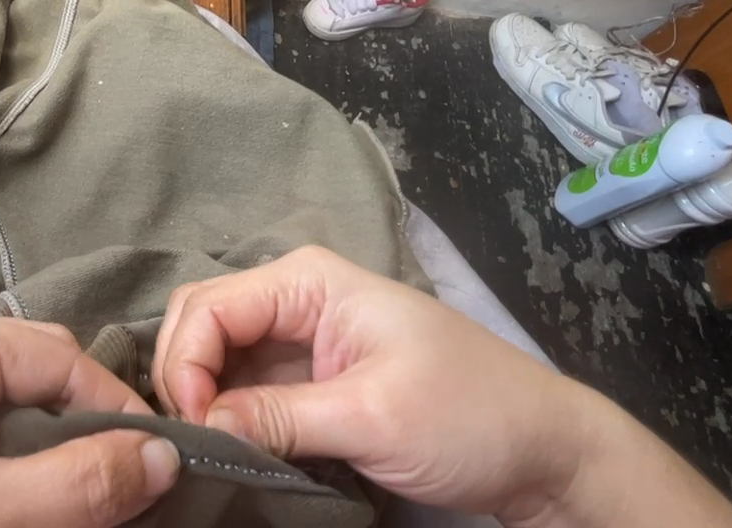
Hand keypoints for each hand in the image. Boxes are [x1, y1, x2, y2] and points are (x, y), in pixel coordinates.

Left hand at [0, 299, 179, 527]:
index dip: (116, 408)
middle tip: (122, 489)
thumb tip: (167, 456)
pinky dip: (9, 453)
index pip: (59, 357)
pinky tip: (19, 494)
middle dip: (82, 427)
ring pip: (7, 397)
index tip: (165, 464)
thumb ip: (83, 484)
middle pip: (35, 370)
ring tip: (74, 497)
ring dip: (47, 446)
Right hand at [151, 246, 731, 526]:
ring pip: (217, 350)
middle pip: (204, 318)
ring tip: (200, 445)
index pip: (212, 306)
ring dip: (199, 392)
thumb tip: (199, 426)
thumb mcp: (373, 417)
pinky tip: (222, 441)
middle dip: (183, 371)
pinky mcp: (307, 372)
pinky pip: (245, 380)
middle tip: (190, 438)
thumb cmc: (468, 416)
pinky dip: (224, 408)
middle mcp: (292, 296)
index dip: (188, 363)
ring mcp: (298, 333)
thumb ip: (278, 417)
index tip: (195, 428)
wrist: (547, 451)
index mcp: (305, 280)